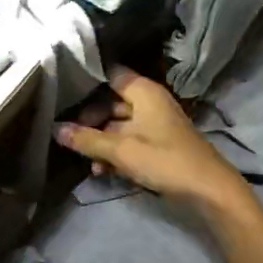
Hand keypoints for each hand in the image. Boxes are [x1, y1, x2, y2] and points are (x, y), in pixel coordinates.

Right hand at [55, 68, 251, 210]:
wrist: (206, 188)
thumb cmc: (163, 160)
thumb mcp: (120, 150)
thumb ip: (87, 140)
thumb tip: (56, 129)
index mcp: (144, 92)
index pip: (111, 74)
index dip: (88, 81)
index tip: (63, 94)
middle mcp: (149, 103)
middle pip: (111, 104)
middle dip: (90, 121)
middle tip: (69, 136)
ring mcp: (155, 125)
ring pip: (119, 127)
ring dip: (101, 143)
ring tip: (87, 162)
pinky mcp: (158, 146)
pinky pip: (130, 143)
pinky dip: (116, 154)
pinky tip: (103, 172)